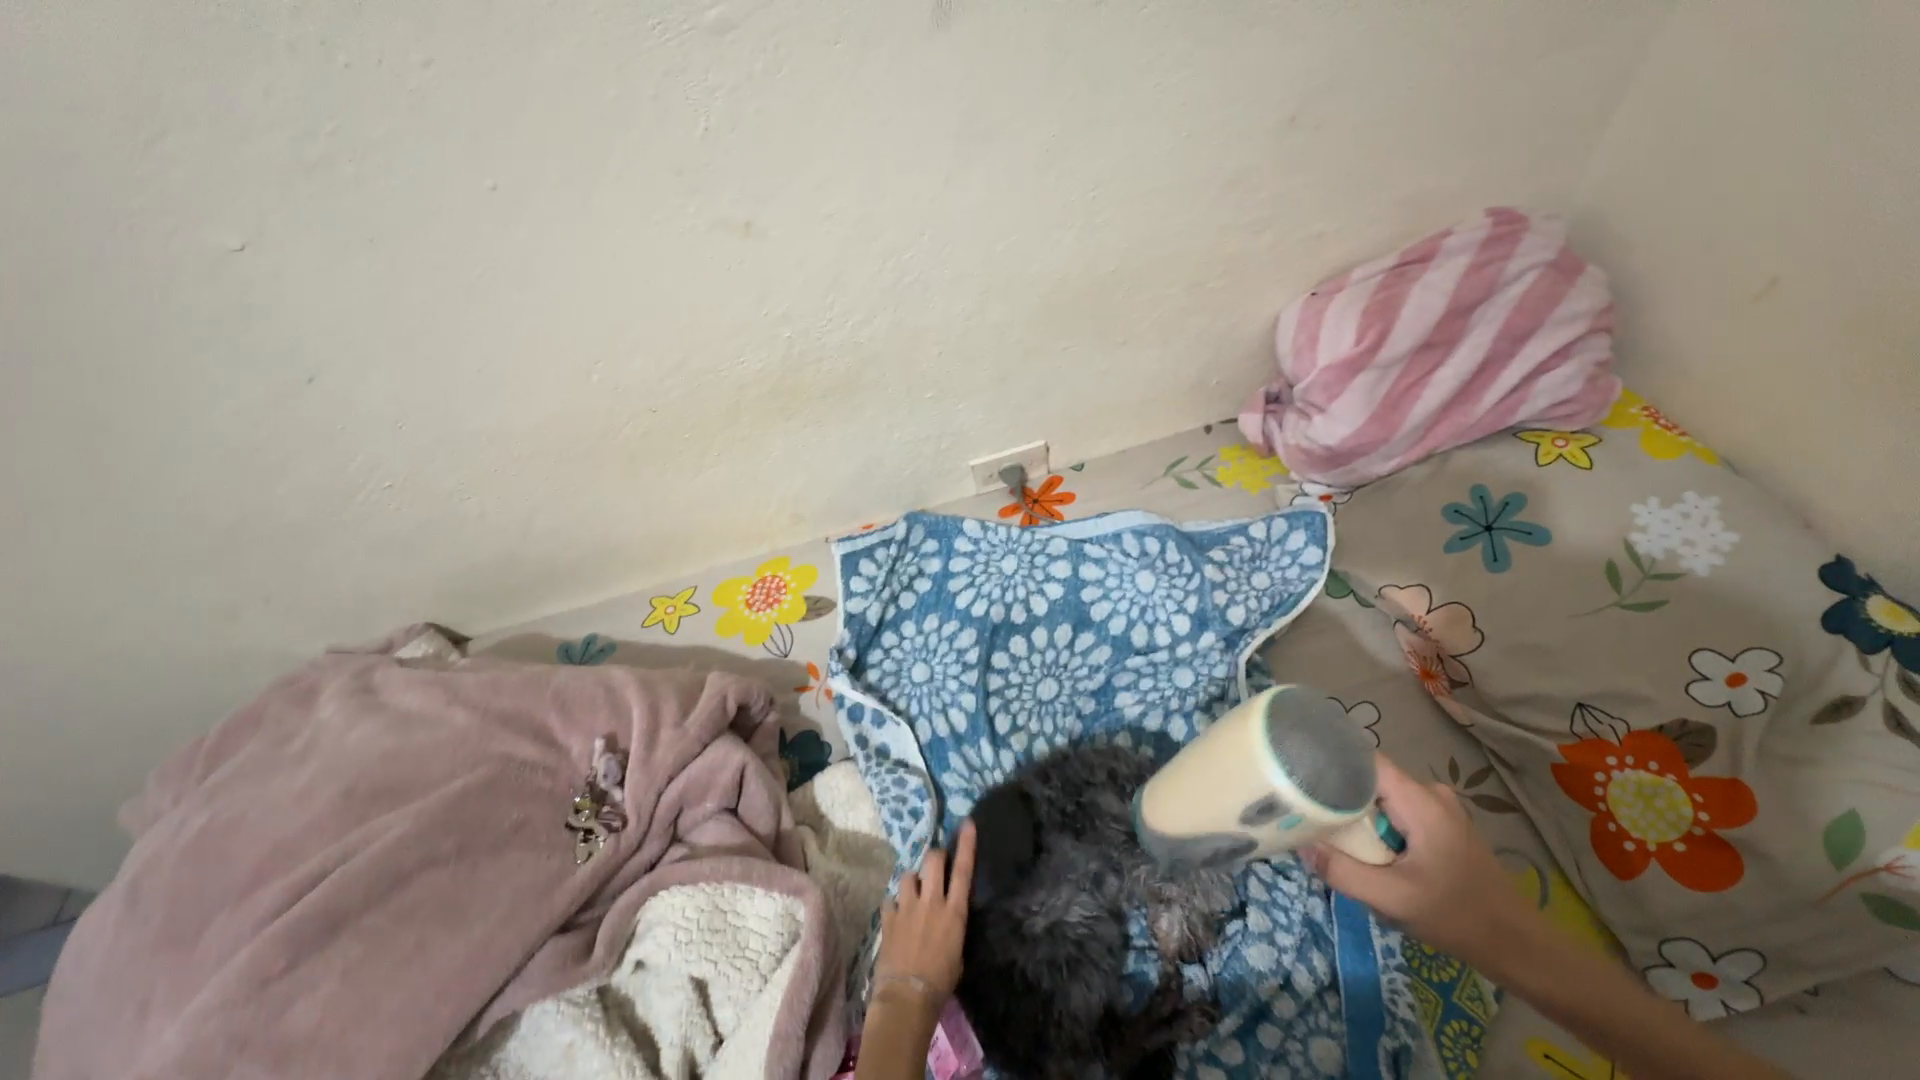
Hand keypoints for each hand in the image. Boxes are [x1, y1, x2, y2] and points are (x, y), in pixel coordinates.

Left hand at [874, 820, 975, 1001]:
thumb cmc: (941, 981)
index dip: (966, 843)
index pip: (964, 869)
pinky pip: (890, 899)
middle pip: (933, 860)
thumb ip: (952, 926)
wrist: (908, 996)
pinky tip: (895, 915)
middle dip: (935, 857)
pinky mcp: (888, 917)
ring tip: (912, 894)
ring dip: (912, 881)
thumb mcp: (958, 952)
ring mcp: (907, 907)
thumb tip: (948, 918)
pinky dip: (894, 904)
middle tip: (936, 864)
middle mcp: (932, 902)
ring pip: (909, 875)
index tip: (967, 822)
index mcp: (955, 912)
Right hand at [1303, 754, 1535, 965]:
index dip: (1330, 764)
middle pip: (1369, 780)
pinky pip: (1395, 812)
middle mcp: (1430, 794)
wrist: (1517, 945)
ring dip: (1355, 816)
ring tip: (1325, 834)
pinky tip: (1360, 849)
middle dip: (1336, 796)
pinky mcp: (1440, 826)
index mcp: (1421, 802)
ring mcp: (1438, 809)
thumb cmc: (1457, 917)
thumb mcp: (1393, 900)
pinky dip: (1374, 826)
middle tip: (1302, 814)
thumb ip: (1343, 871)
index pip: (1365, 761)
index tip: (1298, 778)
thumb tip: (1301, 845)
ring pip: (1380, 799)